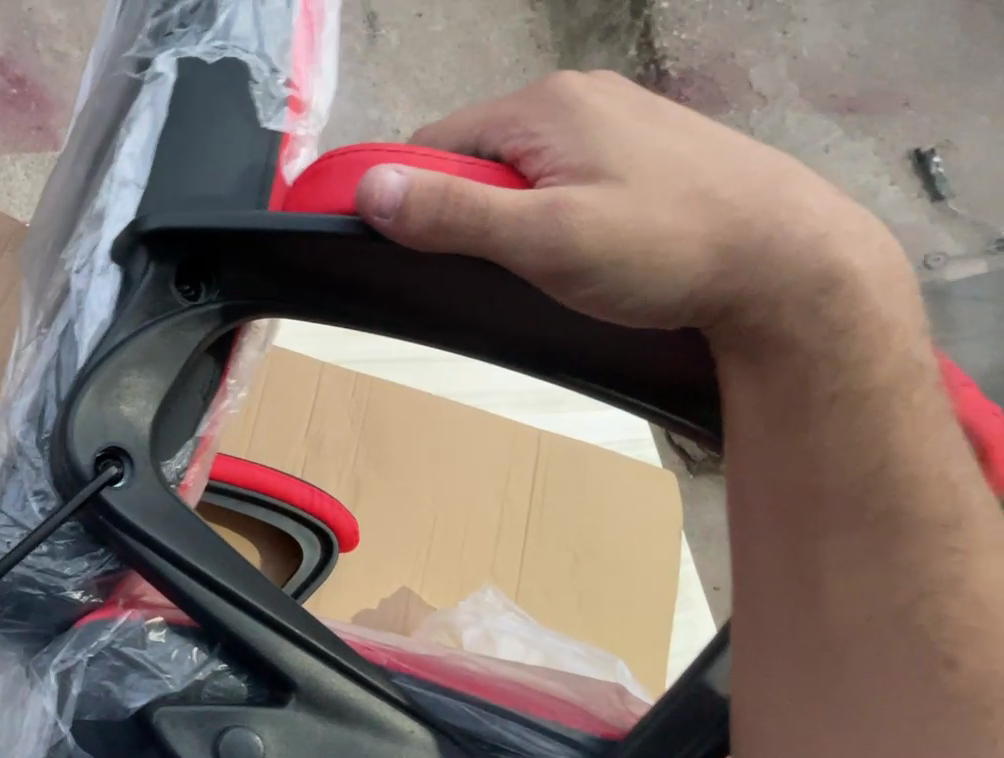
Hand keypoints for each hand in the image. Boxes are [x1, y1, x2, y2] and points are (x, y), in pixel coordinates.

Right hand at [353, 71, 916, 357]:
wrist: (789, 262)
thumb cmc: (663, 247)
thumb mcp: (542, 238)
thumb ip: (452, 212)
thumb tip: (367, 188)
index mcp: (543, 106)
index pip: (431, 144)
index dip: (411, 198)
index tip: (423, 250)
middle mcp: (574, 97)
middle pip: (472, 153)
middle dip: (462, 209)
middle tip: (495, 262)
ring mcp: (611, 119)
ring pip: (514, 168)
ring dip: (503, 214)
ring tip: (539, 259)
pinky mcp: (636, 148)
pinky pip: (555, 173)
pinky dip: (543, 210)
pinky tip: (576, 245)